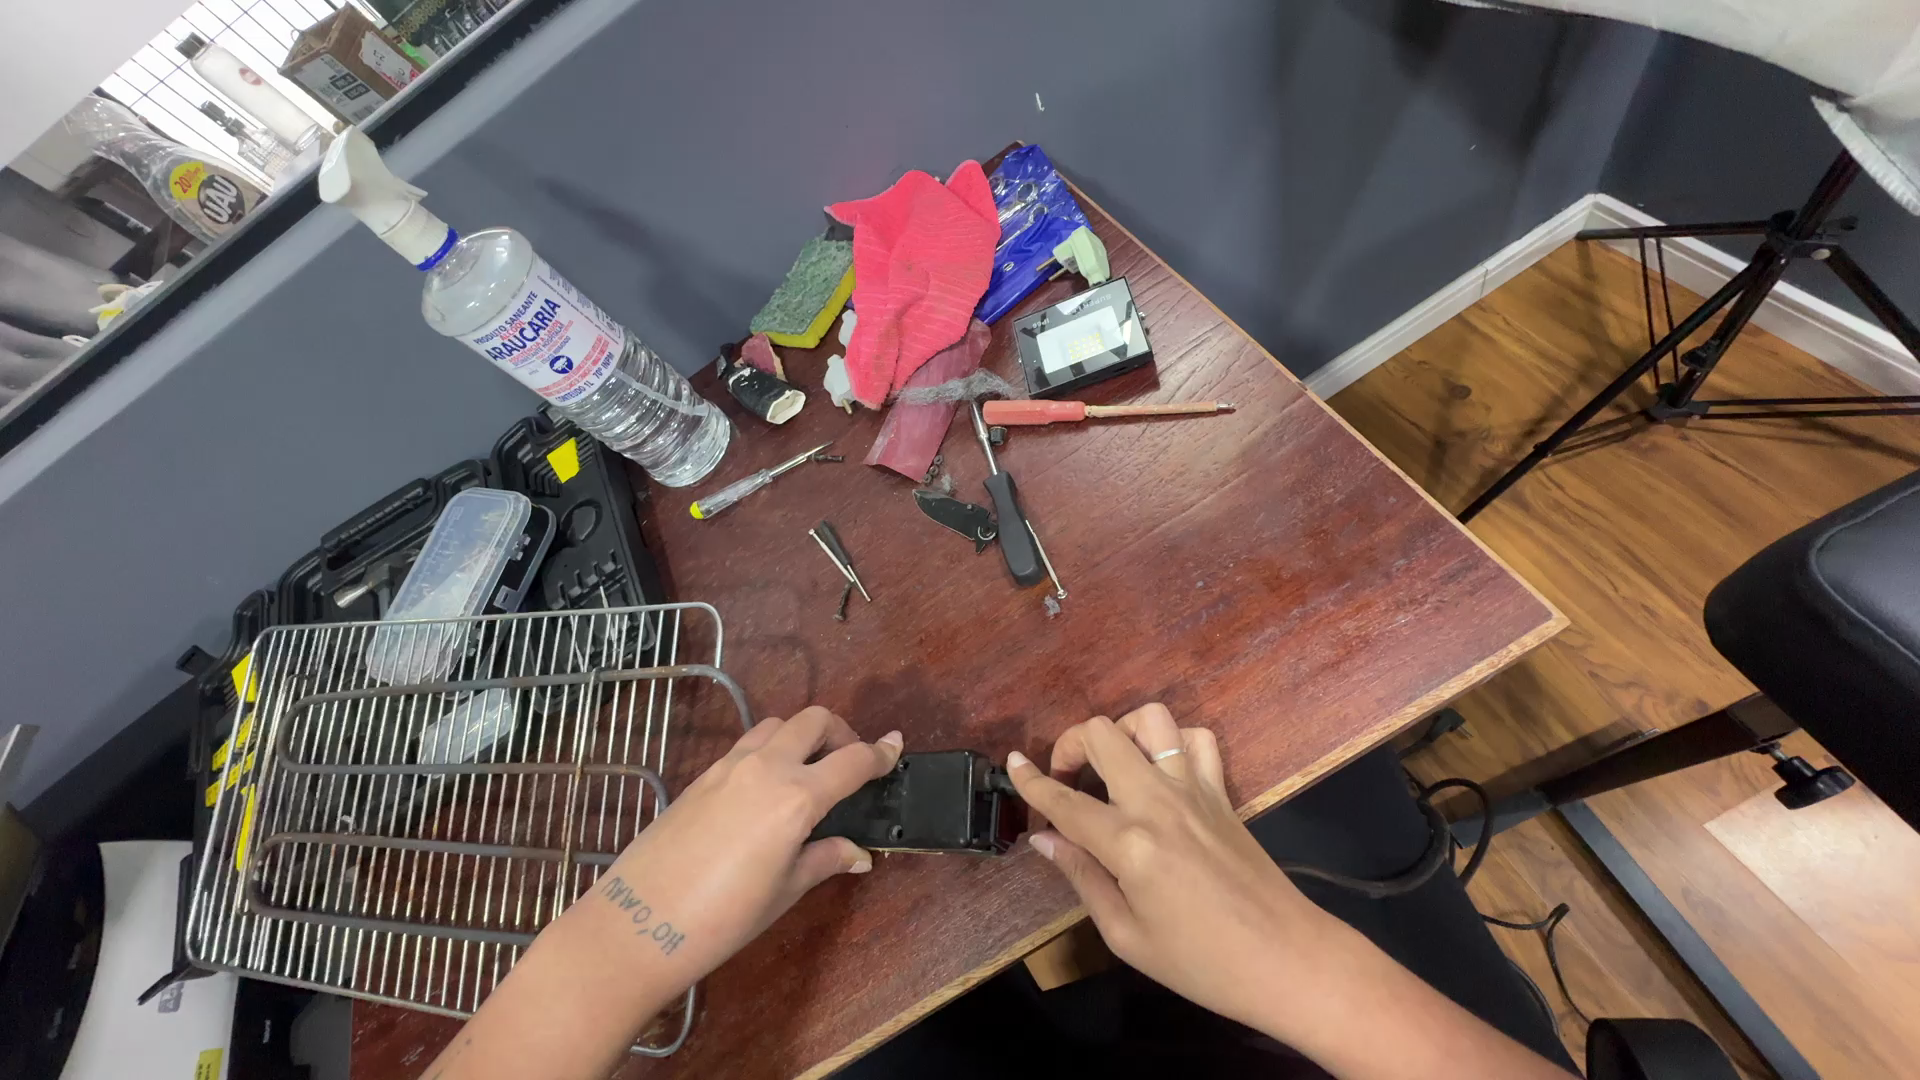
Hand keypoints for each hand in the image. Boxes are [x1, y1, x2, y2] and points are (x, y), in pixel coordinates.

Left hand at [581, 707, 902, 983]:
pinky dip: (770, 749)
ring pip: (778, 724)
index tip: (895, 747)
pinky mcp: (703, 774)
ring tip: (806, 770)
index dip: (880, 753)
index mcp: (797, 797)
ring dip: (801, 735)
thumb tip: (859, 854)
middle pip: (815, 720)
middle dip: (841, 733)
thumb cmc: (723, 917)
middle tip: (847, 763)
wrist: (638, 923)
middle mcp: (767, 767)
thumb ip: (825, 859)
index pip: (852, 761)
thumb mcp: (784, 891)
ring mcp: (730, 765)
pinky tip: (765, 788)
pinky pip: (747, 743)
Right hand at [1007, 703, 1337, 1033]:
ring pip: (1151, 720)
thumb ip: (1082, 878)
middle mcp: (1158, 801)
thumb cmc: (1201, 962)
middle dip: (1070, 745)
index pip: (1064, 800)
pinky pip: (1197, 739)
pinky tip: (1163, 771)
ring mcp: (1194, 788)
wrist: (1288, 960)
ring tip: (1113, 766)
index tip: (1013, 764)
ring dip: (1122, 732)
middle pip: (1102, 734)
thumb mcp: (1127, 936)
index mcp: (1129, 843)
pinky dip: (1173, 742)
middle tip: (1067, 780)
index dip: (1031, 780)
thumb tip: (1045, 839)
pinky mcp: (1222, 790)